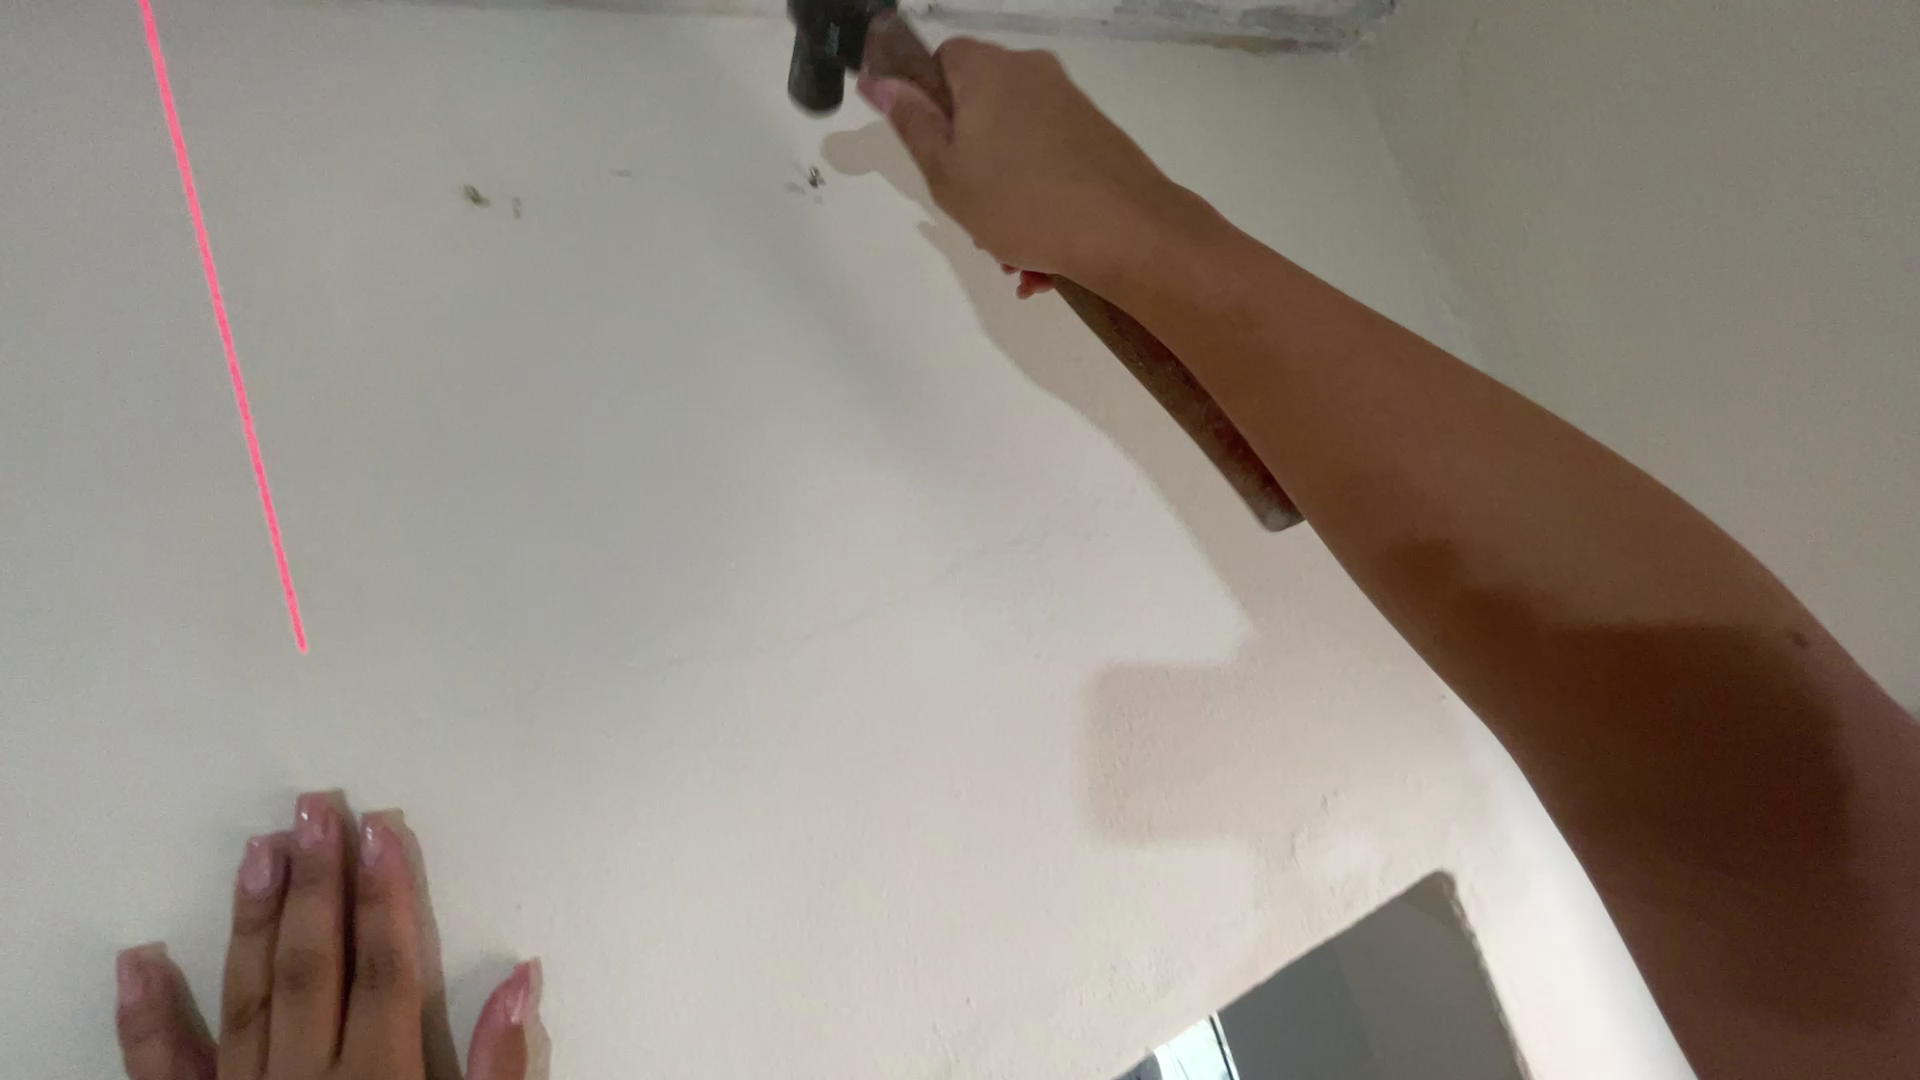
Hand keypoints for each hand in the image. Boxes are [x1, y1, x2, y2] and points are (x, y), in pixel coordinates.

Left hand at [114, 794, 536, 1079]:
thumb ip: (498, 1066)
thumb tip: (522, 976)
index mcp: (380, 1079)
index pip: (385, 967)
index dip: (386, 894)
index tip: (381, 831)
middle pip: (313, 967)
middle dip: (319, 885)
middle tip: (313, 811)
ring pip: (245, 999)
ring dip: (252, 922)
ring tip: (257, 851)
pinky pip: (162, 1075)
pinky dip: (147, 1020)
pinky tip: (139, 961)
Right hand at [858, 39, 1197, 290]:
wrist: (1123, 230)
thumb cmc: (1020, 203)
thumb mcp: (947, 174)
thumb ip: (913, 126)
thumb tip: (883, 82)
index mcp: (988, 70)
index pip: (942, 60)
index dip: (929, 104)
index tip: (932, 154)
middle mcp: (1031, 73)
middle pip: (982, 109)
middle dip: (971, 164)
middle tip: (972, 216)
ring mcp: (1070, 104)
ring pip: (1016, 148)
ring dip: (1004, 198)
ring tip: (1010, 253)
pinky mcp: (1097, 137)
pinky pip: (1050, 166)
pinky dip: (1038, 202)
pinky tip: (1040, 253)